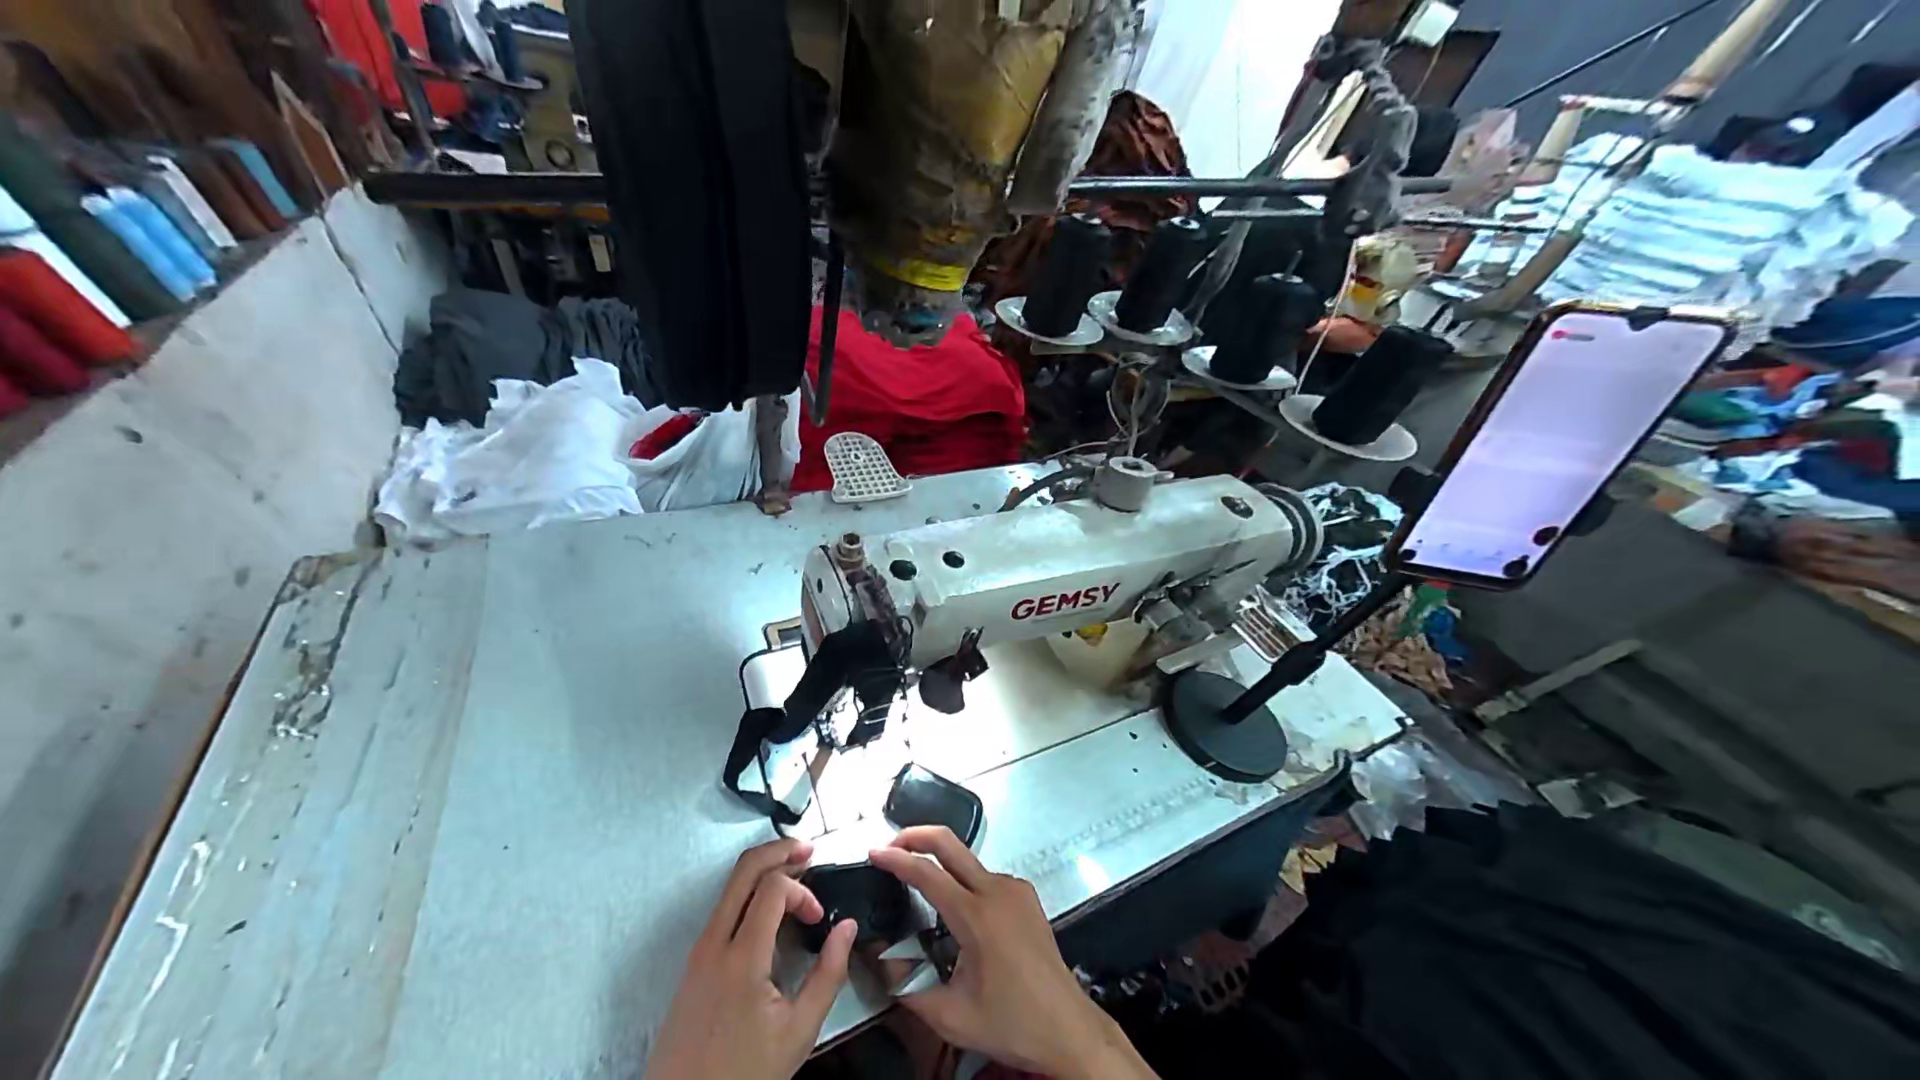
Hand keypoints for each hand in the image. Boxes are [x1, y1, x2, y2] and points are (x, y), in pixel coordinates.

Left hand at [645, 838, 857, 1079]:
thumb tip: (848, 926)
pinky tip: (772, 906)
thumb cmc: (745, 1072)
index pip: (772, 887)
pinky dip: (751, 891)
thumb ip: (828, 974)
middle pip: (744, 869)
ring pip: (730, 885)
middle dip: (780, 850)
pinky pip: (723, 907)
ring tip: (797, 874)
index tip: (818, 917)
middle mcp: (714, 942)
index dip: (802, 889)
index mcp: (741, 958)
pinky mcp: (695, 960)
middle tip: (809, 850)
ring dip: (765, 869)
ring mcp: (699, 949)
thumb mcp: (799, 1032)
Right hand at [869, 828, 1157, 1079]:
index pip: (927, 873)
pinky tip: (956, 912)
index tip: (873, 853)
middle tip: (890, 846)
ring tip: (917, 888)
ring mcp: (1015, 888)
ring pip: (967, 862)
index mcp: (976, 917)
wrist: (1067, 1027)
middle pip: (950, 842)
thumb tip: (878, 955)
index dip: (895, 859)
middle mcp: (997, 891)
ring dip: (940, 864)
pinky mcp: (1026, 894)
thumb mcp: (949, 1015)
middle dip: (916, 835)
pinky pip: (986, 877)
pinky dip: (964, 883)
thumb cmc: (1009, 1022)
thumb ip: (905, 984)